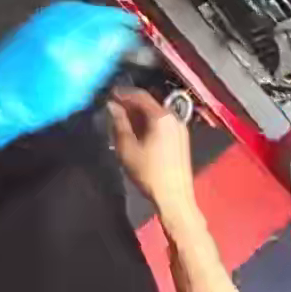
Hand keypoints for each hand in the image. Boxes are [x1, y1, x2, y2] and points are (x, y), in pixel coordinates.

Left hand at [0, 1, 140, 148]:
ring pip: (81, 9)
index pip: (109, 31)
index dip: (128, 34)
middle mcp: (58, 29)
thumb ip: (99, 67)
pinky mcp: (34, 24)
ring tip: (112, 21)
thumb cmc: (36, 104)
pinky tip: (86, 20)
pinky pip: (64, 10)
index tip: (137, 38)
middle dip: (116, 19)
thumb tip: (120, 50)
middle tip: (129, 26)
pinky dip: (80, 12)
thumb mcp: (76, 93)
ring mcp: (44, 24)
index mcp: (71, 48)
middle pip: (96, 15)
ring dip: (99, 14)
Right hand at [107, 88, 195, 216]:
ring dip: (139, 114)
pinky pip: (162, 123)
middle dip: (130, 104)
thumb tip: (112, 106)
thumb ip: (119, 123)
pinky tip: (137, 131)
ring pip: (156, 113)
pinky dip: (148, 122)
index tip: (109, 94)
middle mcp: (173, 117)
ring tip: (122, 120)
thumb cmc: (149, 173)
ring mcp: (180, 128)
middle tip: (113, 107)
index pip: (140, 96)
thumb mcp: (127, 148)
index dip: (123, 93)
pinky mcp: (181, 138)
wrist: (174, 198)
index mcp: (161, 117)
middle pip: (149, 103)